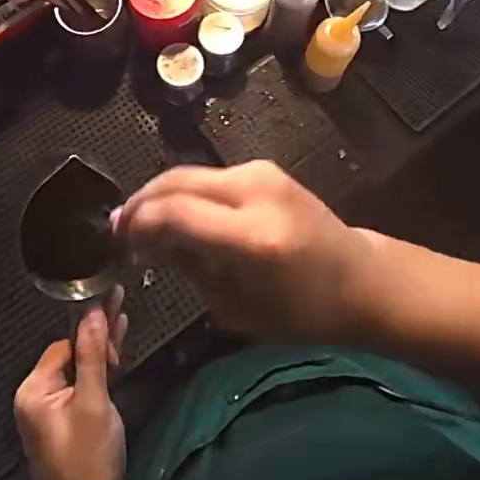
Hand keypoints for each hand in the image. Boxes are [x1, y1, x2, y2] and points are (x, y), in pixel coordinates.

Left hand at [14, 290, 127, 479]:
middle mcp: (38, 394)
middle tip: (120, 300)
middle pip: (72, 350)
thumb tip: (92, 311)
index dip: (91, 338)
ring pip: (81, 364)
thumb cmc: (88, 464)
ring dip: (102, 345)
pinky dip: (102, 365)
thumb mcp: (93, 406)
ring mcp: (53, 407)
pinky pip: (84, 381)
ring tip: (121, 310)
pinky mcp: (69, 417)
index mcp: (34, 390)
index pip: (65, 343)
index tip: (116, 340)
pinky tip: (116, 345)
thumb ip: (92, 356)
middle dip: (97, 333)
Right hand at [115, 161, 379, 342]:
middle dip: (142, 202)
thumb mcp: (237, 307)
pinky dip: (186, 193)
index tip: (119, 241)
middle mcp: (256, 191)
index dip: (139, 223)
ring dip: (162, 196)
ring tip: (144, 226)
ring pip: (190, 173)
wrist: (360, 278)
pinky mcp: (265, 168)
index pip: (176, 213)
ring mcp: (262, 172)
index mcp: (253, 236)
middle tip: (121, 229)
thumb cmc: (304, 311)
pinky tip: (178, 216)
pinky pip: (210, 176)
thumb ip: (189, 267)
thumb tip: (147, 242)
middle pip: (177, 181)